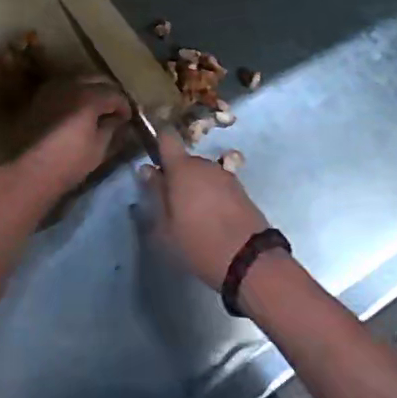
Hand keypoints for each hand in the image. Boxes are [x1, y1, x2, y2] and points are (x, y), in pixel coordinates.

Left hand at [7, 77, 128, 199]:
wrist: (30, 170)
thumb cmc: (69, 162)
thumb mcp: (98, 148)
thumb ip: (111, 127)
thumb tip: (118, 119)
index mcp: (89, 96)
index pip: (115, 94)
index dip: (125, 106)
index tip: (128, 119)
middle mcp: (71, 84)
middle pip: (97, 79)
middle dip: (109, 92)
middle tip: (115, 109)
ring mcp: (53, 88)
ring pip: (80, 80)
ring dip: (92, 90)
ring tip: (97, 108)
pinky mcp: (40, 96)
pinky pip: (64, 87)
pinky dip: (75, 93)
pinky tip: (77, 108)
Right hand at [142, 129, 270, 289]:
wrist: (249, 259)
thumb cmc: (198, 242)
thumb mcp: (165, 226)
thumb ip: (155, 194)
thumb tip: (147, 170)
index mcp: (182, 169)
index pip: (167, 138)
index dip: (159, 143)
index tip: (155, 160)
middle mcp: (204, 165)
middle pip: (185, 161)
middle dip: (178, 177)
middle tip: (172, 204)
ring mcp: (225, 175)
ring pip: (202, 174)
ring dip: (196, 188)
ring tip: (194, 217)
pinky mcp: (240, 189)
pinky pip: (218, 186)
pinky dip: (212, 196)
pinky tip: (212, 221)